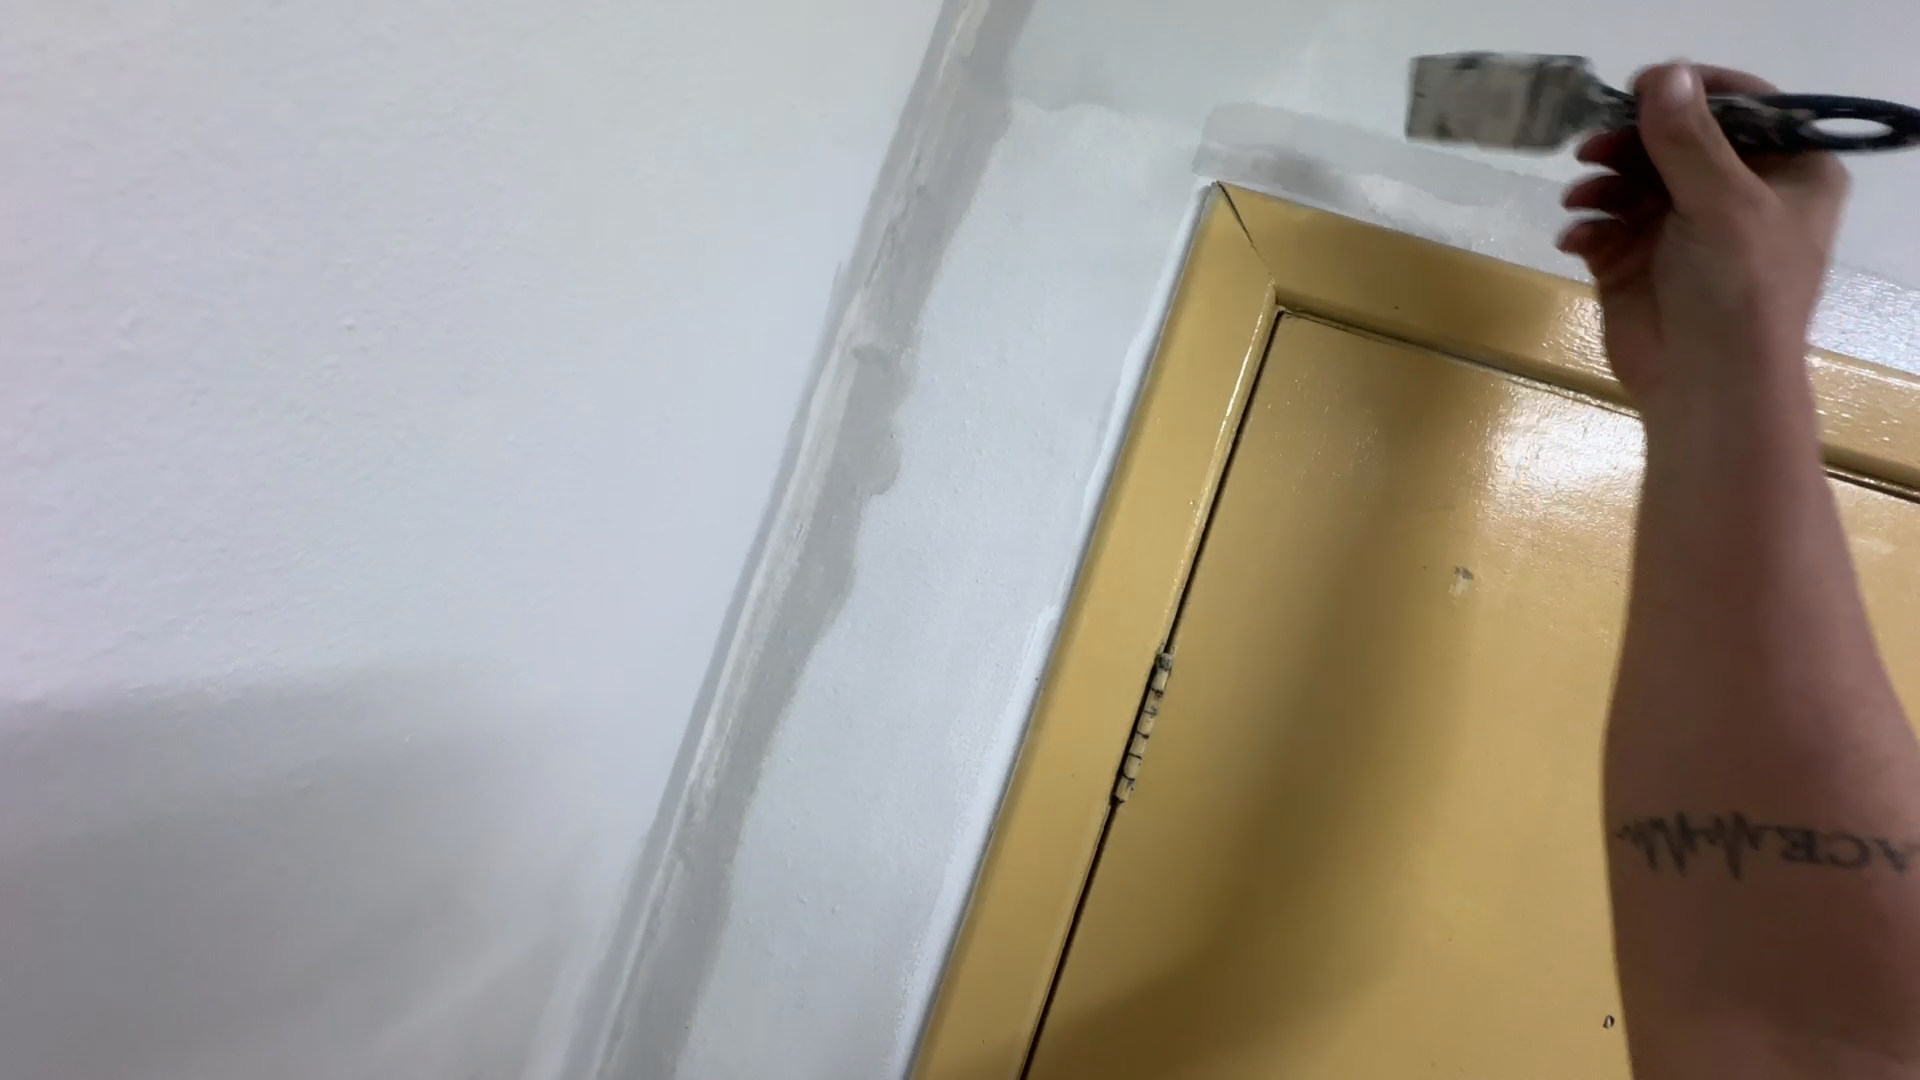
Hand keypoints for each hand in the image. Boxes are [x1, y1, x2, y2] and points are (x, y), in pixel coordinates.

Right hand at [1557, 63, 1847, 423]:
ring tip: (1578, 199)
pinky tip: (1575, 240)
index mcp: (1783, 171)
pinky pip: (1603, 233)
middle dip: (1631, 145)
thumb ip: (1687, 141)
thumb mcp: (1721, 203)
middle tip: (1590, 145)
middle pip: (1674, 149)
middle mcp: (1731, 196)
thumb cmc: (1737, 287)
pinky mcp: (1631, 266)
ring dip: (1600, 189)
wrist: (1703, 378)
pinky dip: (1586, 231)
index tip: (1638, 87)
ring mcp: (1676, 233)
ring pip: (1630, 190)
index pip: (1742, 110)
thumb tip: (1662, 74)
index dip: (1691, 94)